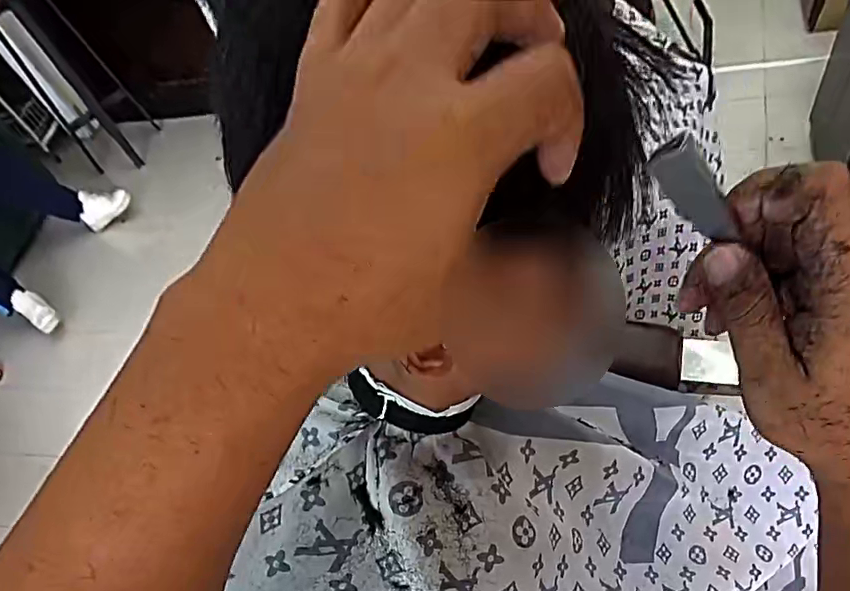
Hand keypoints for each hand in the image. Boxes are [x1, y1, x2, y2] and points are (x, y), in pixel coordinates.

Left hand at [210, 0, 584, 368]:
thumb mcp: (466, 296)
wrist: (279, 302)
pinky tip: (399, 18)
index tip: (553, 163)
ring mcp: (355, 73)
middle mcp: (408, 85)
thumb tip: (551, 269)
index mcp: (460, 138)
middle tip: (540, 47)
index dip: (570, 120)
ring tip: (482, 25)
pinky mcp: (314, 82)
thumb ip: (522, 272)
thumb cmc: (359, 301)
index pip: (548, 80)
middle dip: (530, 15)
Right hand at [677, 164, 849, 479]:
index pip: (818, 189)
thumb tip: (721, 255)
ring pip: (779, 239)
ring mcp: (836, 280)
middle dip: (735, 238)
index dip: (767, 195)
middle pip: (789, 210)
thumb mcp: (770, 372)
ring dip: (736, 265)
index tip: (726, 233)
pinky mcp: (825, 295)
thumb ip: (746, 308)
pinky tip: (728, 317)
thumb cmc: (826, 421)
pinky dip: (748, 285)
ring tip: (709, 308)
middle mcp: (847, 269)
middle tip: (701, 283)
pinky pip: (782, 268)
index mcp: (845, 279)